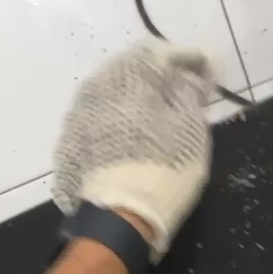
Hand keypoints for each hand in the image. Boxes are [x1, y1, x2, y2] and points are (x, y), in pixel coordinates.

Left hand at [52, 39, 215, 260]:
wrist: (120, 218)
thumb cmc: (163, 169)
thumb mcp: (191, 129)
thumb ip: (190, 93)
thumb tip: (191, 74)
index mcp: (130, 74)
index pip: (161, 55)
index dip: (186, 63)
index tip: (202, 75)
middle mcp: (98, 85)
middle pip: (131, 74)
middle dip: (154, 83)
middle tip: (175, 99)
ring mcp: (79, 115)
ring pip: (111, 98)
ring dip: (132, 104)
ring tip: (151, 124)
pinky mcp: (70, 144)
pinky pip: (97, 124)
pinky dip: (114, 126)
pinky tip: (127, 144)